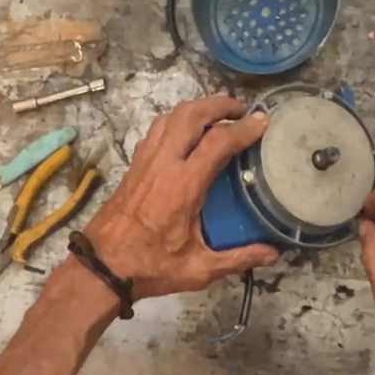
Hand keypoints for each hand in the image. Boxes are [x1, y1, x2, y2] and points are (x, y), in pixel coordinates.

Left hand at [82, 95, 278, 298]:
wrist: (102, 268)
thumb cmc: (151, 267)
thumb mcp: (199, 269)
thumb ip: (238, 258)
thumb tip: (273, 254)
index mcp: (183, 186)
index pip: (217, 142)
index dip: (243, 128)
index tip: (262, 122)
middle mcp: (163, 164)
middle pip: (191, 115)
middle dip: (218, 104)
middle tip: (240, 109)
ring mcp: (144, 162)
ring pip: (170, 117)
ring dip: (195, 109)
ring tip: (215, 115)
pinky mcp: (133, 166)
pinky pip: (156, 131)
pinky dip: (174, 122)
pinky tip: (185, 134)